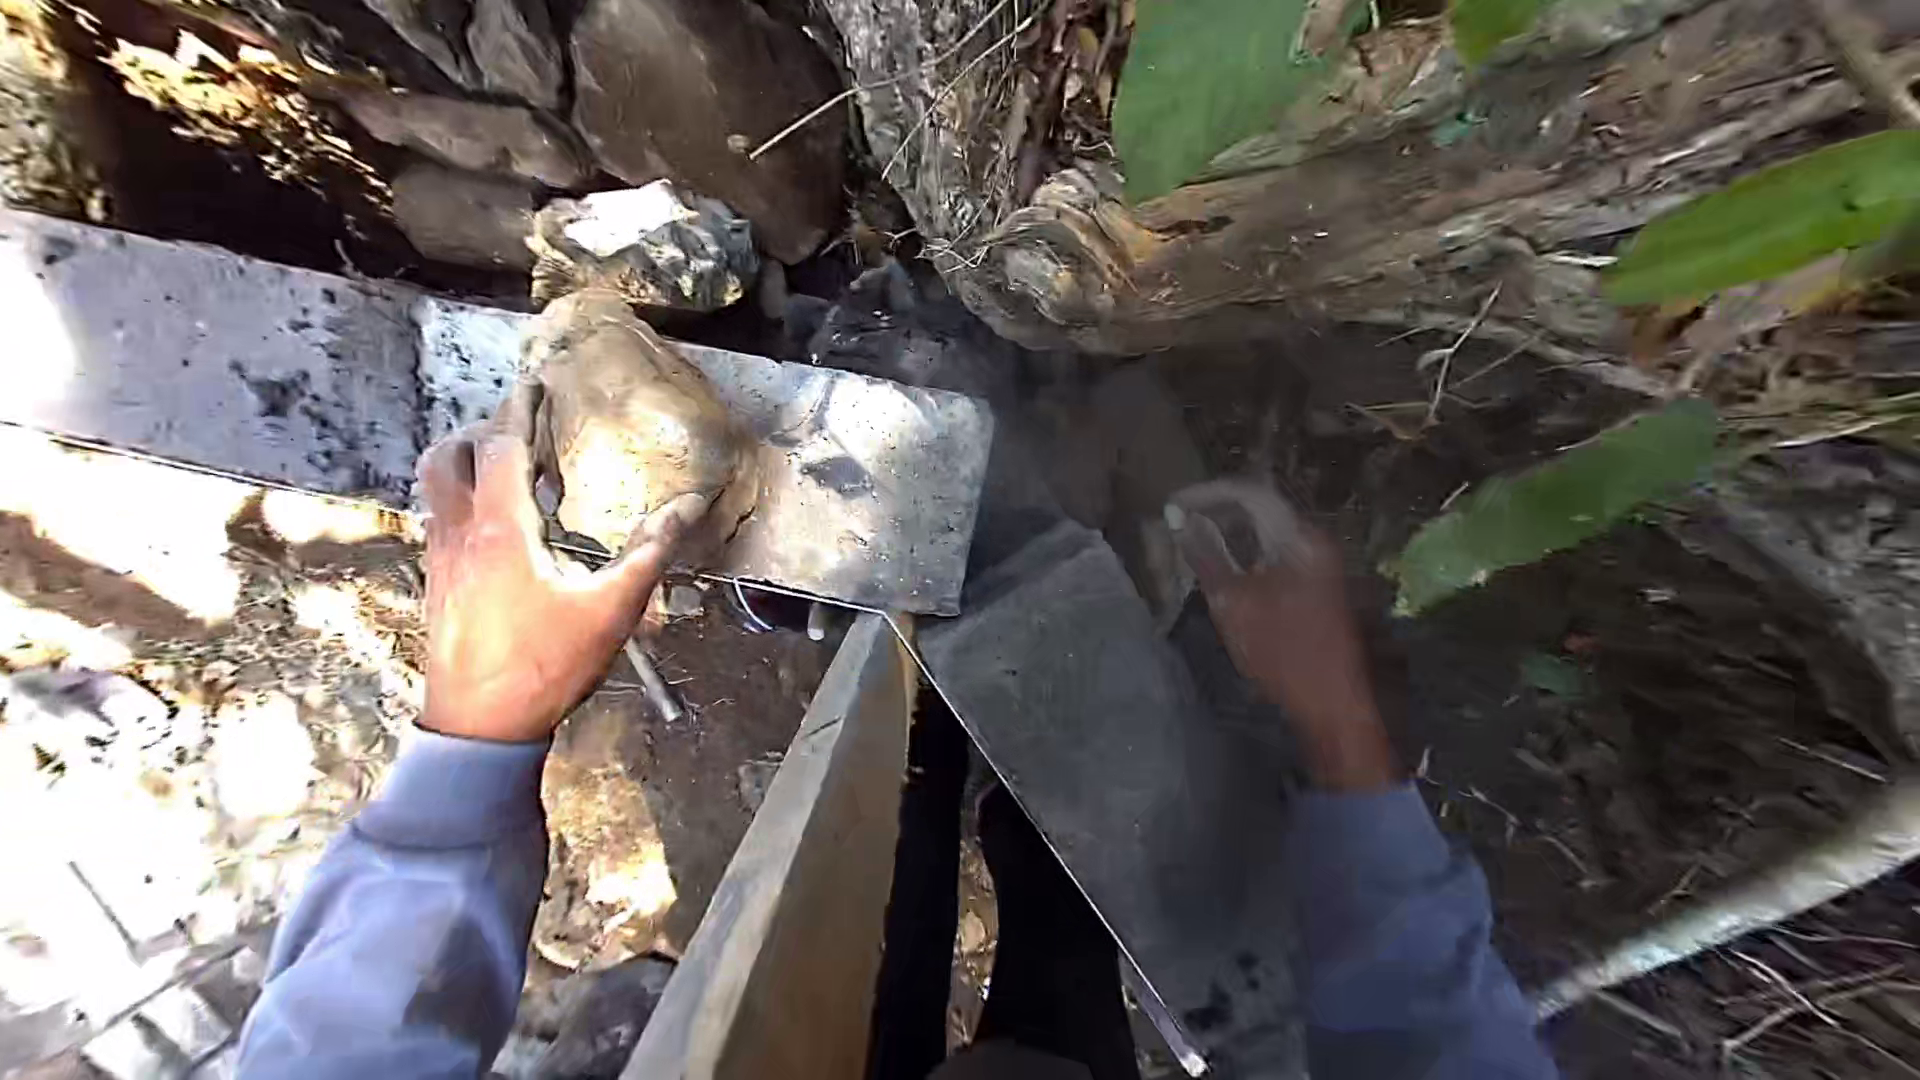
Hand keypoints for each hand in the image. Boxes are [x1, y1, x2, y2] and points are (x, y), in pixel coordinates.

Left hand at [416, 382, 704, 742]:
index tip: (533, 383)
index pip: (504, 450)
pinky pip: (440, 517)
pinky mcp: (436, 583)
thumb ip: (651, 551)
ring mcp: (439, 559)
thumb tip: (689, 505)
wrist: (480, 725)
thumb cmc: (550, 662)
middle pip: (449, 457)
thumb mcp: (614, 607)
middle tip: (523, 429)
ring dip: (468, 463)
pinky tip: (501, 523)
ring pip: (435, 487)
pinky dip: (465, 497)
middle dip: (484, 431)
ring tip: (513, 468)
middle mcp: (459, 534)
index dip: (519, 412)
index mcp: (501, 531)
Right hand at [1167, 481, 1398, 790]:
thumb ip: (1204, 555)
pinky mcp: (1310, 583)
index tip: (1171, 504)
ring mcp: (1314, 563)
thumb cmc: (1281, 650)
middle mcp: (1312, 541)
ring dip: (1225, 531)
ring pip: (1262, 532)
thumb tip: (1178, 518)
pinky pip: (1269, 552)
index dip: (1206, 493)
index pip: (1249, 493)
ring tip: (1189, 539)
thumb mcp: (1232, 602)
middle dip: (1214, 510)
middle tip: (1176, 520)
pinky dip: (1240, 552)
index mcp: (1299, 538)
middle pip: (1258, 508)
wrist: (1330, 702)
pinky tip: (1216, 565)